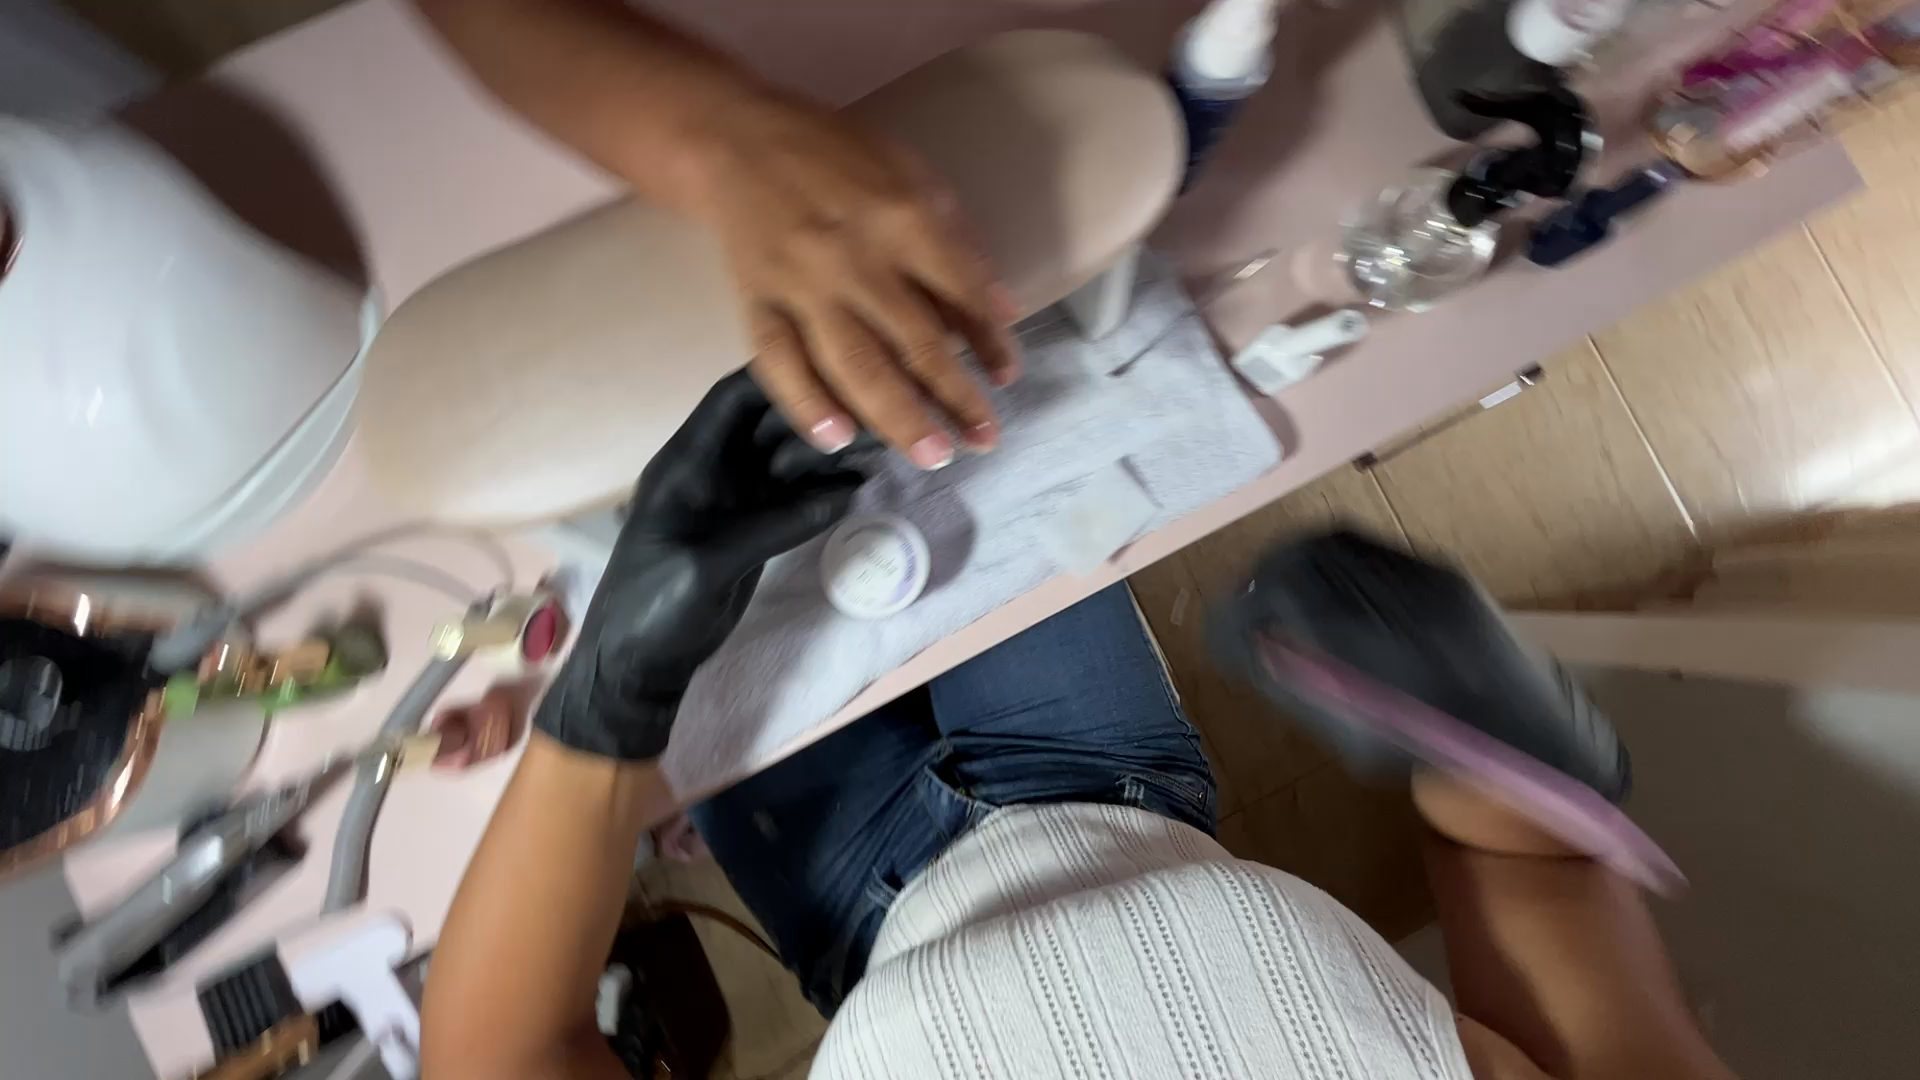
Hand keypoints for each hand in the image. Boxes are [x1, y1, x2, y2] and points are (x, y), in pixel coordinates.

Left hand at [534, 371, 863, 759]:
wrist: (639, 663)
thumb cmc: (654, 609)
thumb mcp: (708, 565)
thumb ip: (773, 525)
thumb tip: (843, 490)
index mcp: (686, 463)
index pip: (734, 399)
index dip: (781, 375)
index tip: (836, 361)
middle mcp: (714, 469)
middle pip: (772, 424)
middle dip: (821, 411)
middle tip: (879, 404)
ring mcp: (737, 498)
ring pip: (790, 457)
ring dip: (831, 448)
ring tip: (883, 439)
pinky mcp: (755, 526)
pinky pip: (796, 495)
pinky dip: (827, 486)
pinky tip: (864, 479)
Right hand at [688, 90, 1021, 468]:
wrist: (738, 142)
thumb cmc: (841, 162)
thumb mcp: (915, 181)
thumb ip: (959, 248)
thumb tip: (1005, 314)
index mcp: (903, 220)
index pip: (960, 292)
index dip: (990, 342)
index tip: (1007, 381)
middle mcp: (855, 260)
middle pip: (913, 343)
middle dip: (954, 398)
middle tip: (982, 442)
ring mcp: (802, 288)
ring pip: (854, 365)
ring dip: (897, 417)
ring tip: (931, 455)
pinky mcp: (759, 305)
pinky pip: (780, 364)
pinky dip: (807, 405)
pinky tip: (837, 440)